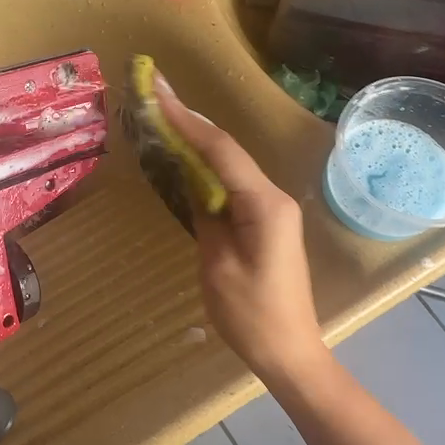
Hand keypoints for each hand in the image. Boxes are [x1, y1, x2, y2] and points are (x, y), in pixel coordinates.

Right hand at [157, 78, 327, 383]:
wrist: (289, 352)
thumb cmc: (251, 316)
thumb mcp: (217, 266)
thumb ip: (204, 216)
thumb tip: (191, 181)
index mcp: (264, 204)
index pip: (220, 150)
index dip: (186, 120)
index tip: (157, 92)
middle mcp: (273, 197)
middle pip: (227, 150)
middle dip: (190, 121)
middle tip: (155, 94)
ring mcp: (272, 208)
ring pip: (230, 164)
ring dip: (197, 141)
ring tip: (163, 116)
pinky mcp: (266, 222)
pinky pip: (233, 185)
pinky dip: (206, 168)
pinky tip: (184, 158)